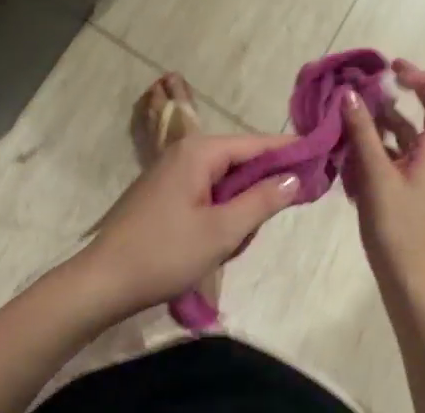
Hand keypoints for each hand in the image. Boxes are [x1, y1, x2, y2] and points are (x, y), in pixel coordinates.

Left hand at [76, 133, 300, 316]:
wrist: (102, 281)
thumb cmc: (164, 254)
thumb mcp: (222, 232)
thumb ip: (262, 201)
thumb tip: (296, 176)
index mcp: (200, 150)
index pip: (258, 142)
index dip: (290, 152)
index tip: (322, 162)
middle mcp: (186, 150)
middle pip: (241, 161)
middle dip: (257, 192)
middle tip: (262, 227)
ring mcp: (172, 170)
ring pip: (225, 181)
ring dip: (236, 211)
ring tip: (229, 245)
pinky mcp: (164, 192)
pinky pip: (206, 193)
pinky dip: (218, 214)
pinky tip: (213, 244)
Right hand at [343, 61, 424, 287]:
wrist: (404, 274)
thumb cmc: (395, 224)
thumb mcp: (375, 174)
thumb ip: (362, 132)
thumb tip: (349, 93)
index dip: (422, 78)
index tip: (392, 71)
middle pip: (424, 110)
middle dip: (398, 92)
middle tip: (370, 81)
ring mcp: (416, 170)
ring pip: (402, 131)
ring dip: (378, 118)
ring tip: (347, 111)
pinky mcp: (402, 184)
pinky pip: (390, 152)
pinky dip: (372, 142)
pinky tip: (345, 145)